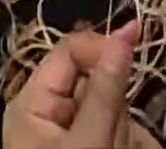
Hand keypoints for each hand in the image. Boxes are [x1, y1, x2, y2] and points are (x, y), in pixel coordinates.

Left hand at [5, 22, 141, 148]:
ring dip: (118, 123)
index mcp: (31, 101)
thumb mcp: (88, 143)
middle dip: (113, 99)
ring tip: (115, 146)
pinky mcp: (79, 143)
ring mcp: (62, 129)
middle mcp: (43, 109)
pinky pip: (107, 125)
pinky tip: (117, 146)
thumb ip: (106, 90)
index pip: (71, 49)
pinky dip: (118, 137)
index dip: (103, 47)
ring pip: (105, 101)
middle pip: (91, 75)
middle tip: (115, 136)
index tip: (134, 52)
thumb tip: (128, 28)